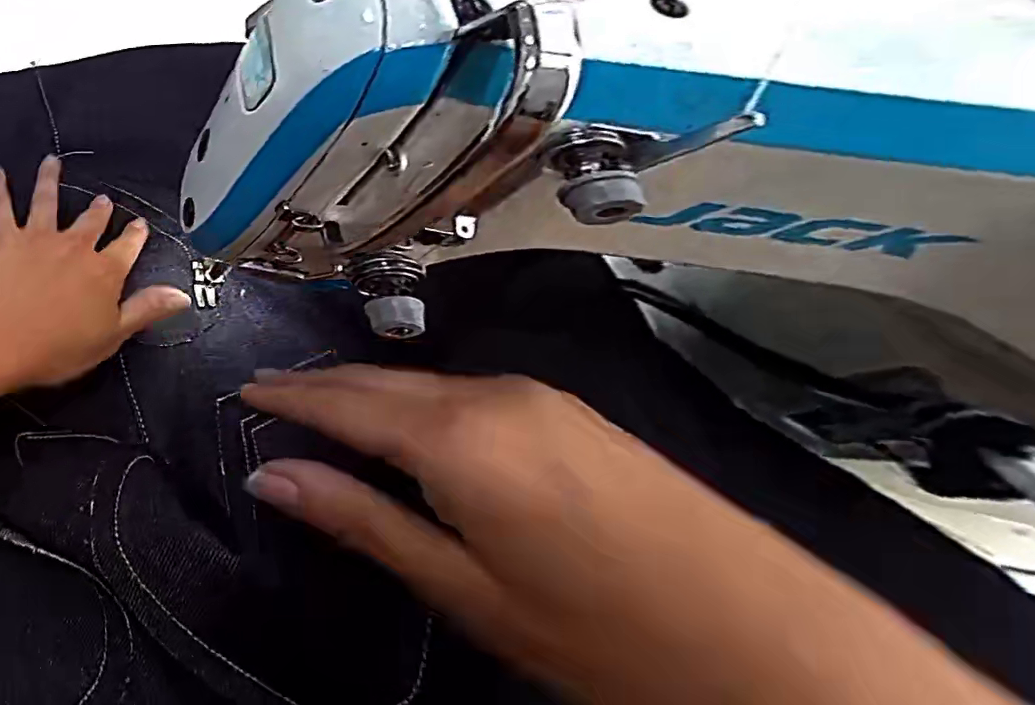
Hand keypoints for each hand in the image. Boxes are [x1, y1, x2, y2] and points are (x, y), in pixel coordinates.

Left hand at [0, 156, 188, 389]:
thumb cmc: (55, 347)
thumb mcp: (111, 336)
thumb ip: (146, 309)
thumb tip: (181, 294)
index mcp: (104, 271)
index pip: (127, 247)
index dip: (135, 235)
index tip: (139, 225)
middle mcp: (75, 246)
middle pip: (91, 221)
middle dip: (99, 210)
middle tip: (103, 200)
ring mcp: (39, 237)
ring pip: (47, 200)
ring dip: (50, 179)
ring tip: (51, 162)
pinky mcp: (5, 237)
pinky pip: (1, 205)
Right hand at [240, 367, 1018, 704]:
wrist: (790, 655)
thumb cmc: (605, 638)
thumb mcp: (467, 589)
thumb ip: (362, 519)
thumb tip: (271, 477)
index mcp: (458, 437)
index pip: (345, 400)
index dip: (289, 392)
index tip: (244, 387)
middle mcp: (490, 392)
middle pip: (380, 379)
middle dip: (320, 384)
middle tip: (269, 392)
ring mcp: (534, 393)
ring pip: (421, 381)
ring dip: (367, 392)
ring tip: (321, 406)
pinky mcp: (565, 407)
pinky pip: (463, 390)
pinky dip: (415, 401)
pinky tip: (403, 424)